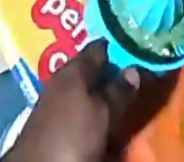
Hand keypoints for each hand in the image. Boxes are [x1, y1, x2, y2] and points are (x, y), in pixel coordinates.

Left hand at [5, 43, 140, 161]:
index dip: (118, 47)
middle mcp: (62, 76)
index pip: (100, 46)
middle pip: (90, 67)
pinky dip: (85, 106)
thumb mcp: (104, 115)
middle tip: (130, 78)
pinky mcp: (48, 118)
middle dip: (108, 72)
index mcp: (75, 67)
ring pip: (81, 86)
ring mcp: (52, 97)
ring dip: (97, 92)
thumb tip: (134, 69)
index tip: (135, 51)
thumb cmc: (73, 136)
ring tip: (115, 100)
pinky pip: (73, 103)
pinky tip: (95, 116)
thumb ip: (119, 91)